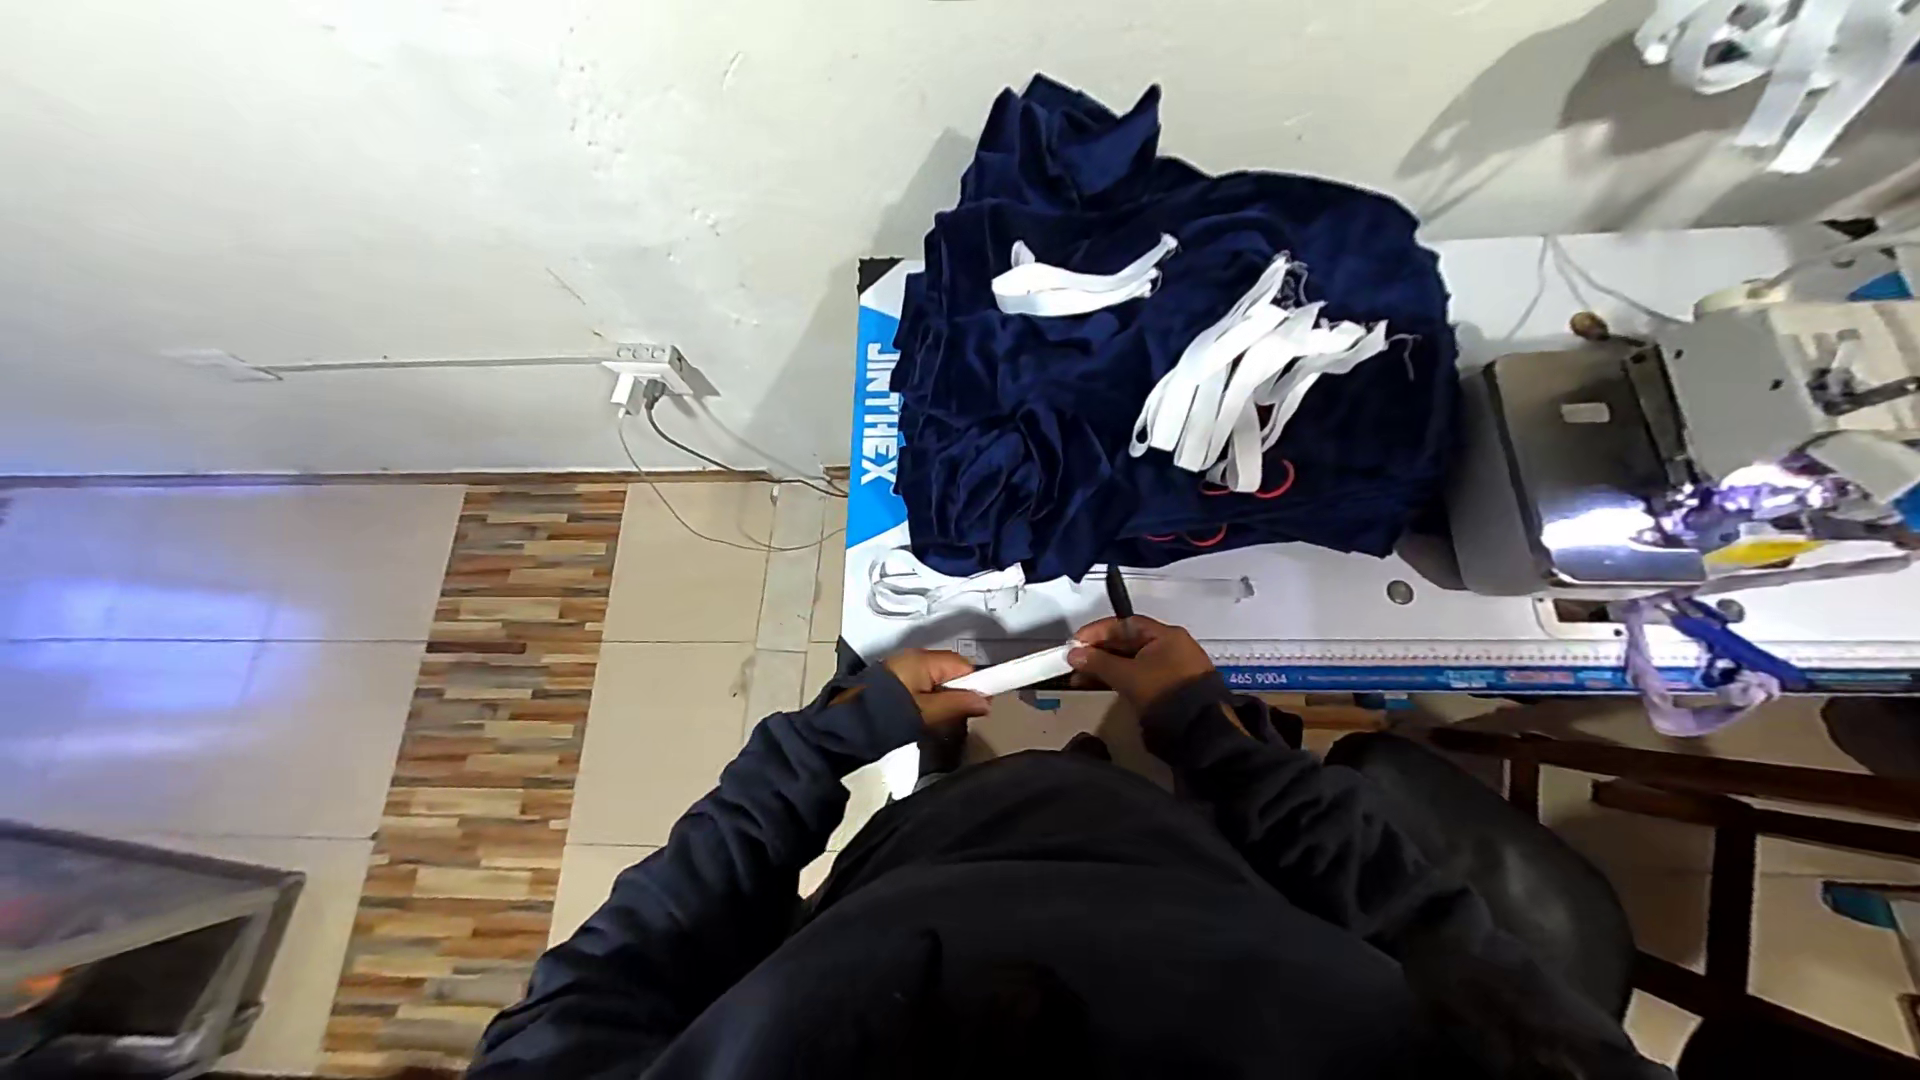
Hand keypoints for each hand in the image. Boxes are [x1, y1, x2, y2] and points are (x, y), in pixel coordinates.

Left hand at [882, 648, 992, 727]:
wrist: (841, 727)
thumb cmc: (883, 717)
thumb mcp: (925, 714)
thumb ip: (956, 705)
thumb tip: (985, 701)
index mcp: (923, 660)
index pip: (964, 665)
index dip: (978, 683)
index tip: (987, 702)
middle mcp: (914, 657)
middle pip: (951, 670)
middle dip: (959, 691)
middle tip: (957, 717)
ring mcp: (902, 667)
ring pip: (937, 678)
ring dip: (943, 696)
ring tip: (937, 720)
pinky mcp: (893, 678)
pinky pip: (922, 683)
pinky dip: (928, 697)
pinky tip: (922, 716)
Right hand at [1067, 615, 1215, 711]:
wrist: (1199, 733)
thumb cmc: (1164, 693)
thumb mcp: (1127, 676)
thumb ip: (1098, 662)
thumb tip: (1074, 654)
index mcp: (1166, 636)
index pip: (1125, 624)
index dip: (1097, 631)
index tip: (1076, 642)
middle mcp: (1173, 647)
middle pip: (1128, 642)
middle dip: (1099, 652)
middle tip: (1076, 661)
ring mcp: (1174, 669)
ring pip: (1132, 661)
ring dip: (1106, 668)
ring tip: (1082, 678)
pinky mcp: (1172, 689)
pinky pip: (1140, 676)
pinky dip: (1120, 679)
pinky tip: (1102, 686)